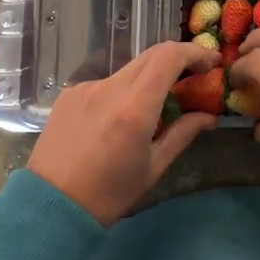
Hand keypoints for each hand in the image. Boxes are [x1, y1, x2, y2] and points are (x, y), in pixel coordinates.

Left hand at [28, 41, 218, 226]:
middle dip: (177, 60)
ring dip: (148, 79)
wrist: (49, 206)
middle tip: (192, 76)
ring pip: (128, 70)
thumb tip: (209, 116)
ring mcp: (86, 87)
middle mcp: (110, 87)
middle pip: (151, 54)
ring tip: (151, 108)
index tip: (211, 62)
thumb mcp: (153, 167)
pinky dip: (121, 92)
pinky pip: (105, 83)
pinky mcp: (69, 93)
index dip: (195, 52)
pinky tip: (116, 119)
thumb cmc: (108, 194)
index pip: (170, 57)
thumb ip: (183, 133)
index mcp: (135, 107)